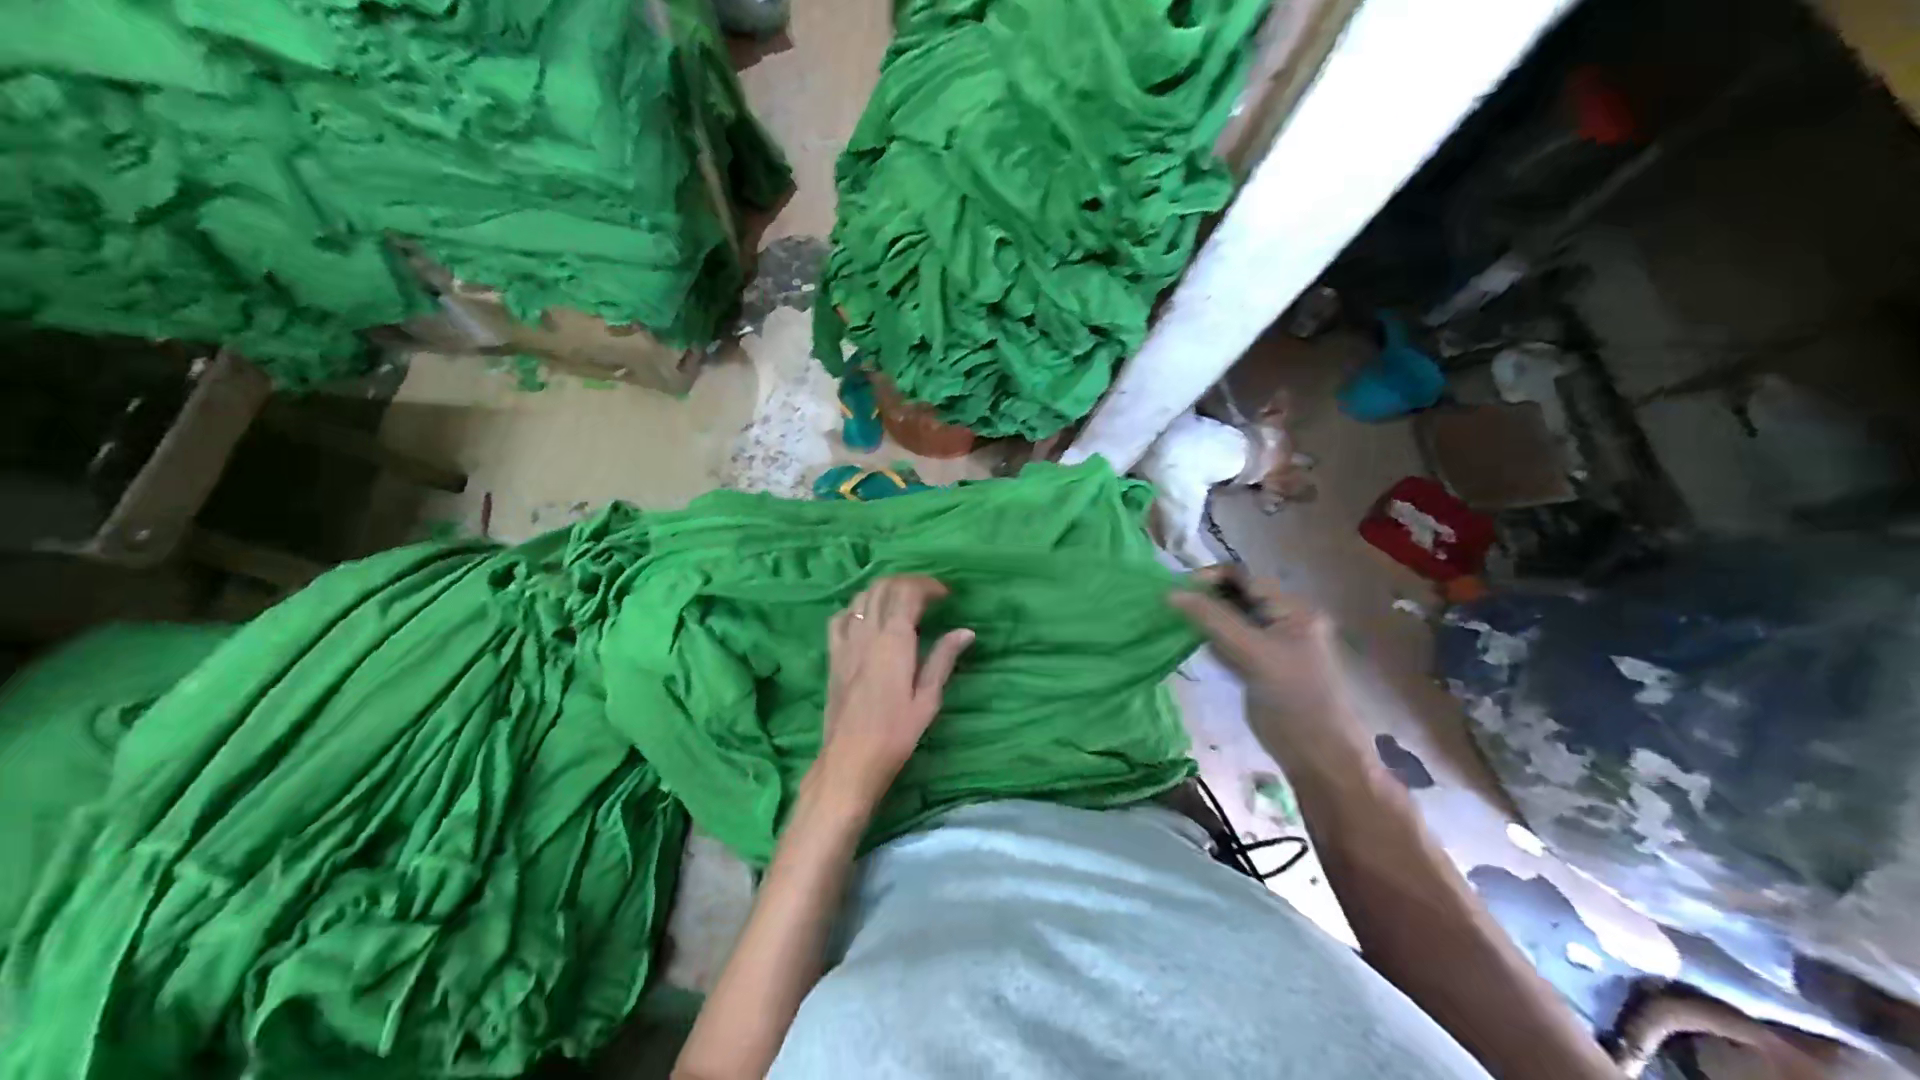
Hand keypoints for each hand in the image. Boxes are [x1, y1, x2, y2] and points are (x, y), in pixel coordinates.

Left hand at [817, 576, 974, 806]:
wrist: (849, 759)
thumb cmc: (895, 733)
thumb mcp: (928, 698)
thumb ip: (943, 659)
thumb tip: (965, 631)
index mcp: (893, 640)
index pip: (907, 592)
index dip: (927, 586)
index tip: (945, 594)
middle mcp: (866, 633)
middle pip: (883, 588)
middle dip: (907, 583)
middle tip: (928, 595)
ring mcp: (845, 642)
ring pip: (862, 597)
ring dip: (884, 590)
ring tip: (903, 602)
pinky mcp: (833, 655)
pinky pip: (842, 617)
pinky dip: (858, 607)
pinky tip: (868, 618)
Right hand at [1166, 568, 1346, 717]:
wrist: (1316, 754)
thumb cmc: (1294, 697)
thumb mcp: (1253, 652)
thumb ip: (1213, 620)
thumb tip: (1171, 592)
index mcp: (1293, 609)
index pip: (1246, 579)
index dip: (1212, 579)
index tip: (1178, 590)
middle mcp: (1283, 620)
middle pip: (1236, 598)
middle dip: (1206, 599)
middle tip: (1173, 606)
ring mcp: (1269, 644)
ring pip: (1229, 620)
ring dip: (1205, 619)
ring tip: (1177, 623)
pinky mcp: (1256, 666)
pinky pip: (1228, 642)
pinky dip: (1210, 640)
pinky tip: (1193, 643)